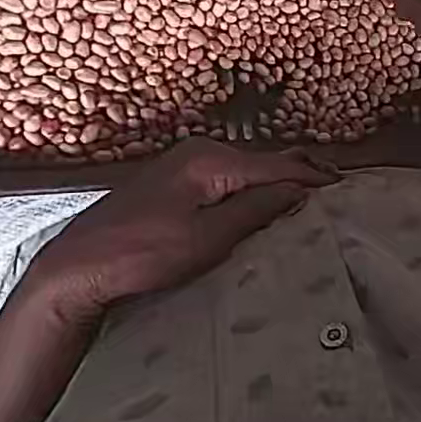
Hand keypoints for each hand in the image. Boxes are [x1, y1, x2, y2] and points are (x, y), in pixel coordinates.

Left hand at [17, 138, 335, 329]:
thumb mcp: (207, 238)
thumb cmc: (141, 255)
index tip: (345, 188)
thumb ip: (257, 208)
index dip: (313, 178)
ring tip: (312, 190)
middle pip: (264, 161)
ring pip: (247, 168)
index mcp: (211, 160)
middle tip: (336, 185)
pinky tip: (268, 196)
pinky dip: (255, 186)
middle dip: (301, 171)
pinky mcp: (175, 182)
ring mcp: (184, 164)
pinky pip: (229, 177)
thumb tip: (300, 189)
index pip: (277, 167)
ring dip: (279, 179)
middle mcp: (199, 152)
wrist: (75, 269)